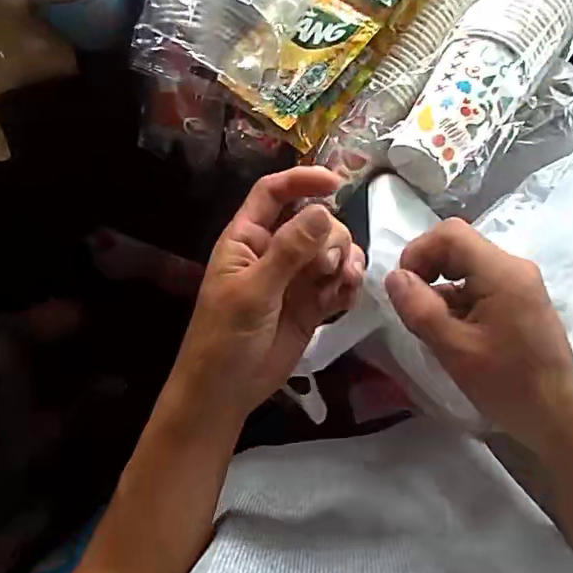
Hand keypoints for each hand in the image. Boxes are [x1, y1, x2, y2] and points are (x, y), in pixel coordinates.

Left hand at [169, 167, 363, 422]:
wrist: (225, 391)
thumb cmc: (224, 338)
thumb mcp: (254, 292)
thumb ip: (289, 252)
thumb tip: (324, 211)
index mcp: (247, 238)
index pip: (273, 193)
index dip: (302, 181)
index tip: (337, 184)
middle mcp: (273, 251)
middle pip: (315, 221)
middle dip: (331, 237)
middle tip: (329, 266)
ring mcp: (295, 279)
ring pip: (332, 250)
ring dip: (345, 260)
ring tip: (343, 283)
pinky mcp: (312, 304)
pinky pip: (339, 283)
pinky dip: (348, 286)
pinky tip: (346, 299)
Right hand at [384, 219, 572, 450]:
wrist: (558, 419)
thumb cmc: (508, 385)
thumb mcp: (454, 349)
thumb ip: (419, 308)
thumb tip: (393, 277)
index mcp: (502, 273)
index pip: (450, 234)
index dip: (417, 251)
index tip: (402, 286)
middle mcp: (515, 269)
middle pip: (458, 247)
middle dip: (426, 269)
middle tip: (410, 307)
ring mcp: (521, 286)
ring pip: (467, 268)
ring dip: (440, 288)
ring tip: (429, 327)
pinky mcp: (521, 303)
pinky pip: (480, 286)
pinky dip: (457, 301)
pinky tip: (451, 334)